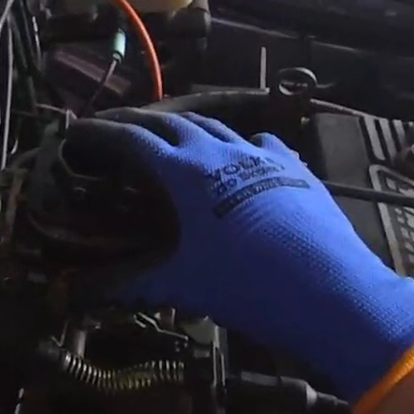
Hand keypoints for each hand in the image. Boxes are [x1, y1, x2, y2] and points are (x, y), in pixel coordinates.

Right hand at [68, 111, 413, 413]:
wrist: (337, 294)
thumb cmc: (249, 286)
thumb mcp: (185, 285)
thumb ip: (132, 284)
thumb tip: (79, 295)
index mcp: (184, 173)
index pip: (130, 139)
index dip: (99, 131)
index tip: (77, 130)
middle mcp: (217, 152)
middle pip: (167, 120)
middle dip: (135, 119)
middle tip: (113, 124)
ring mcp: (259, 155)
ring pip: (212, 125)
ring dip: (183, 125)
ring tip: (167, 133)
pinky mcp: (292, 167)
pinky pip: (257, 141)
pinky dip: (237, 142)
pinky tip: (239, 153)